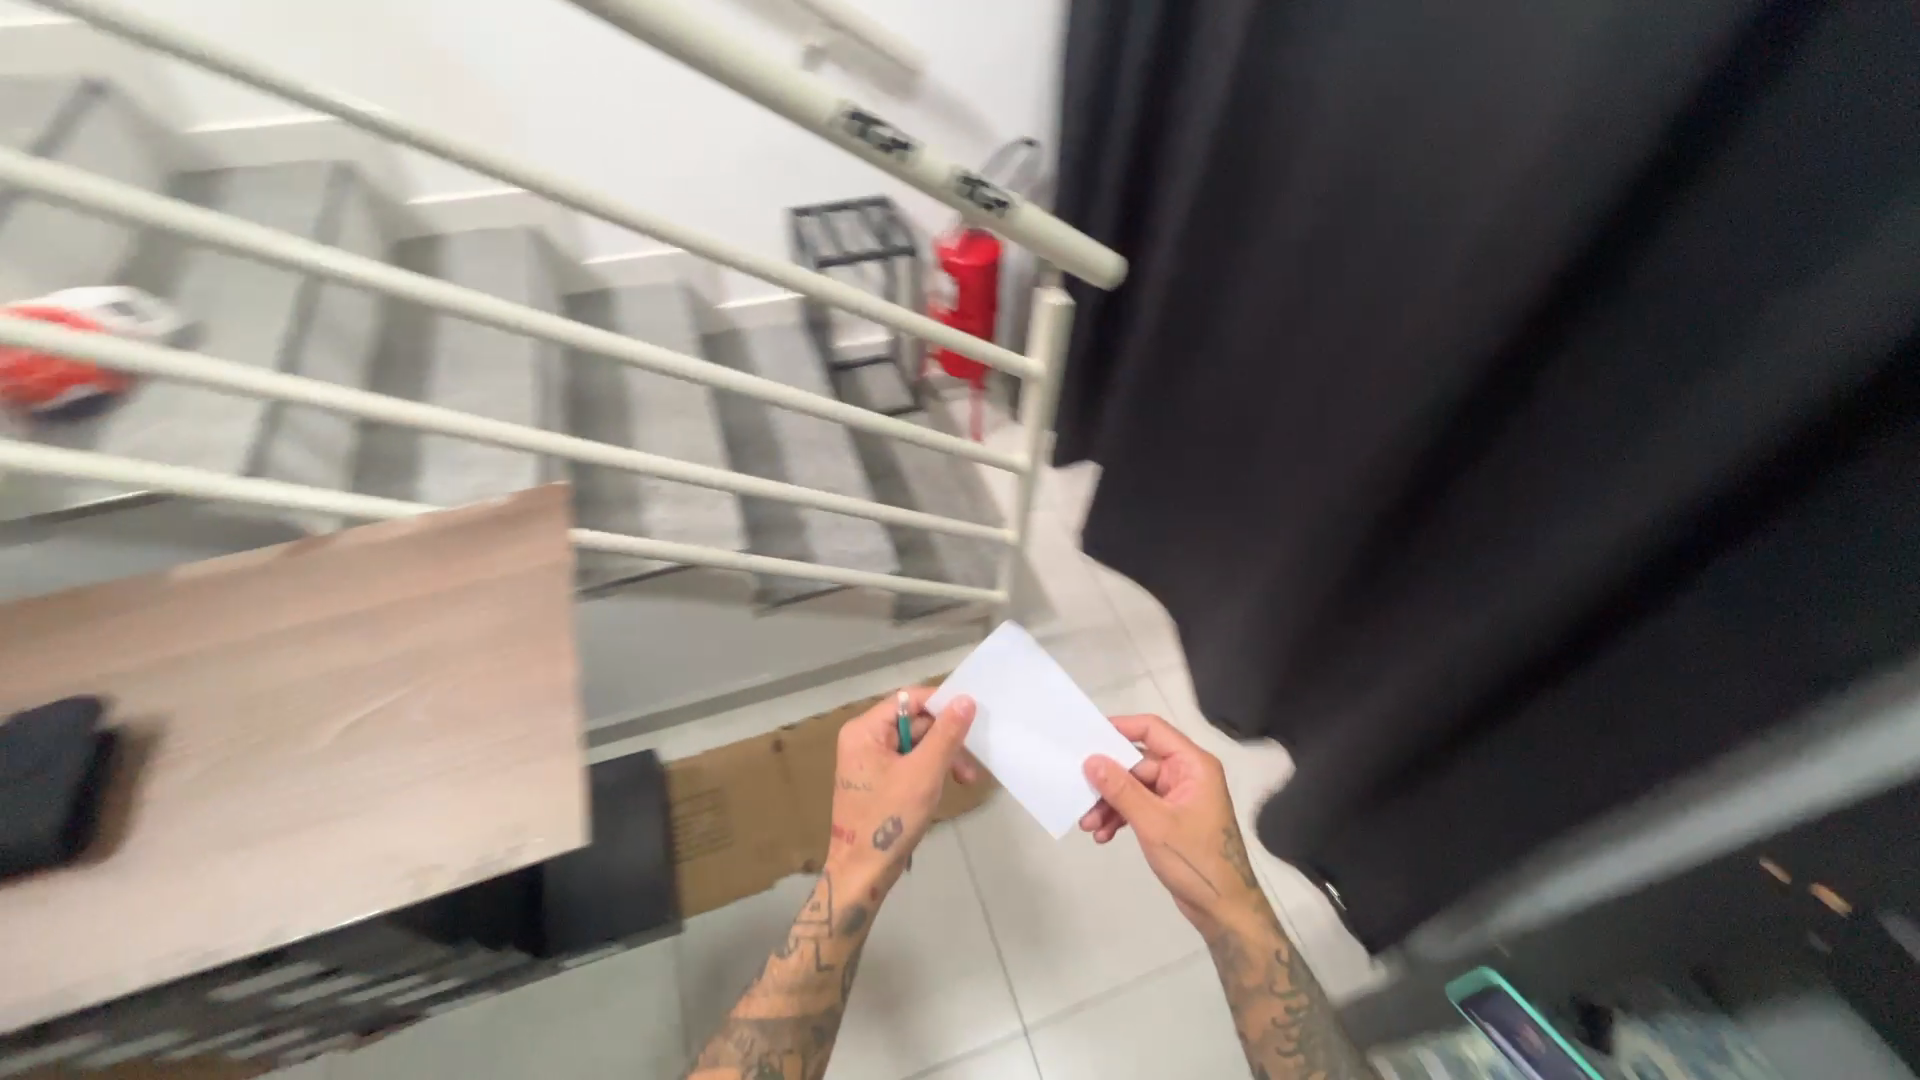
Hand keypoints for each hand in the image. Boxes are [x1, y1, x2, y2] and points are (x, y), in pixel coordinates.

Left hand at [828, 687, 978, 890]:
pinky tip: (945, 786)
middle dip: (946, 740)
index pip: (910, 699)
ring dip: (942, 758)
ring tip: (965, 780)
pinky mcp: (877, 780)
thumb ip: (947, 734)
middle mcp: (863, 739)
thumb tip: (966, 700)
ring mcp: (868, 761)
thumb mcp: (924, 773)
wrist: (862, 873)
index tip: (971, 720)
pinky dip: (929, 771)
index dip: (942, 706)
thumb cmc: (889, 820)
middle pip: (914, 722)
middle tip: (971, 764)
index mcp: (865, 730)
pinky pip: (908, 762)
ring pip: (915, 744)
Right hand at [1081, 714, 1271, 936]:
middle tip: (1080, 794)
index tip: (1088, 736)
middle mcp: (1186, 774)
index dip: (1120, 728)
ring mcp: (1178, 797)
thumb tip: (1091, 761)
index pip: (1152, 730)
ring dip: (1110, 804)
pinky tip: (1102, 834)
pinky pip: (1138, 806)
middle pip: (1137, 763)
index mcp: (1193, 765)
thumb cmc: (1197, 861)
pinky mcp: (1170, 817)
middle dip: (1108, 781)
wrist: (1223, 911)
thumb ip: (1121, 789)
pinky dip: (1120, 817)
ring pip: (1133, 787)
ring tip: (1088, 825)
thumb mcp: (1154, 823)